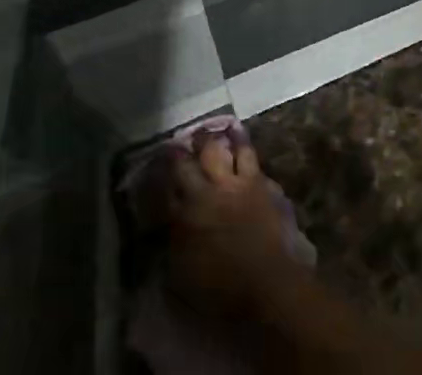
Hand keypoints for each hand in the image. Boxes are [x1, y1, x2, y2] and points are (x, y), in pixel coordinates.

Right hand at [165, 135, 305, 322]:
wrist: (267, 282)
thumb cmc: (221, 288)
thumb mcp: (182, 276)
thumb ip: (172, 246)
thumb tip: (165, 228)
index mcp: (182, 216)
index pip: (164, 190)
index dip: (158, 178)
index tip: (154, 171)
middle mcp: (204, 193)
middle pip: (186, 164)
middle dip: (179, 153)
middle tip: (176, 144)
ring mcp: (232, 184)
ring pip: (217, 151)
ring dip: (209, 141)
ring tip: (204, 132)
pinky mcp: (256, 182)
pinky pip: (248, 155)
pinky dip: (241, 143)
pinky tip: (238, 134)